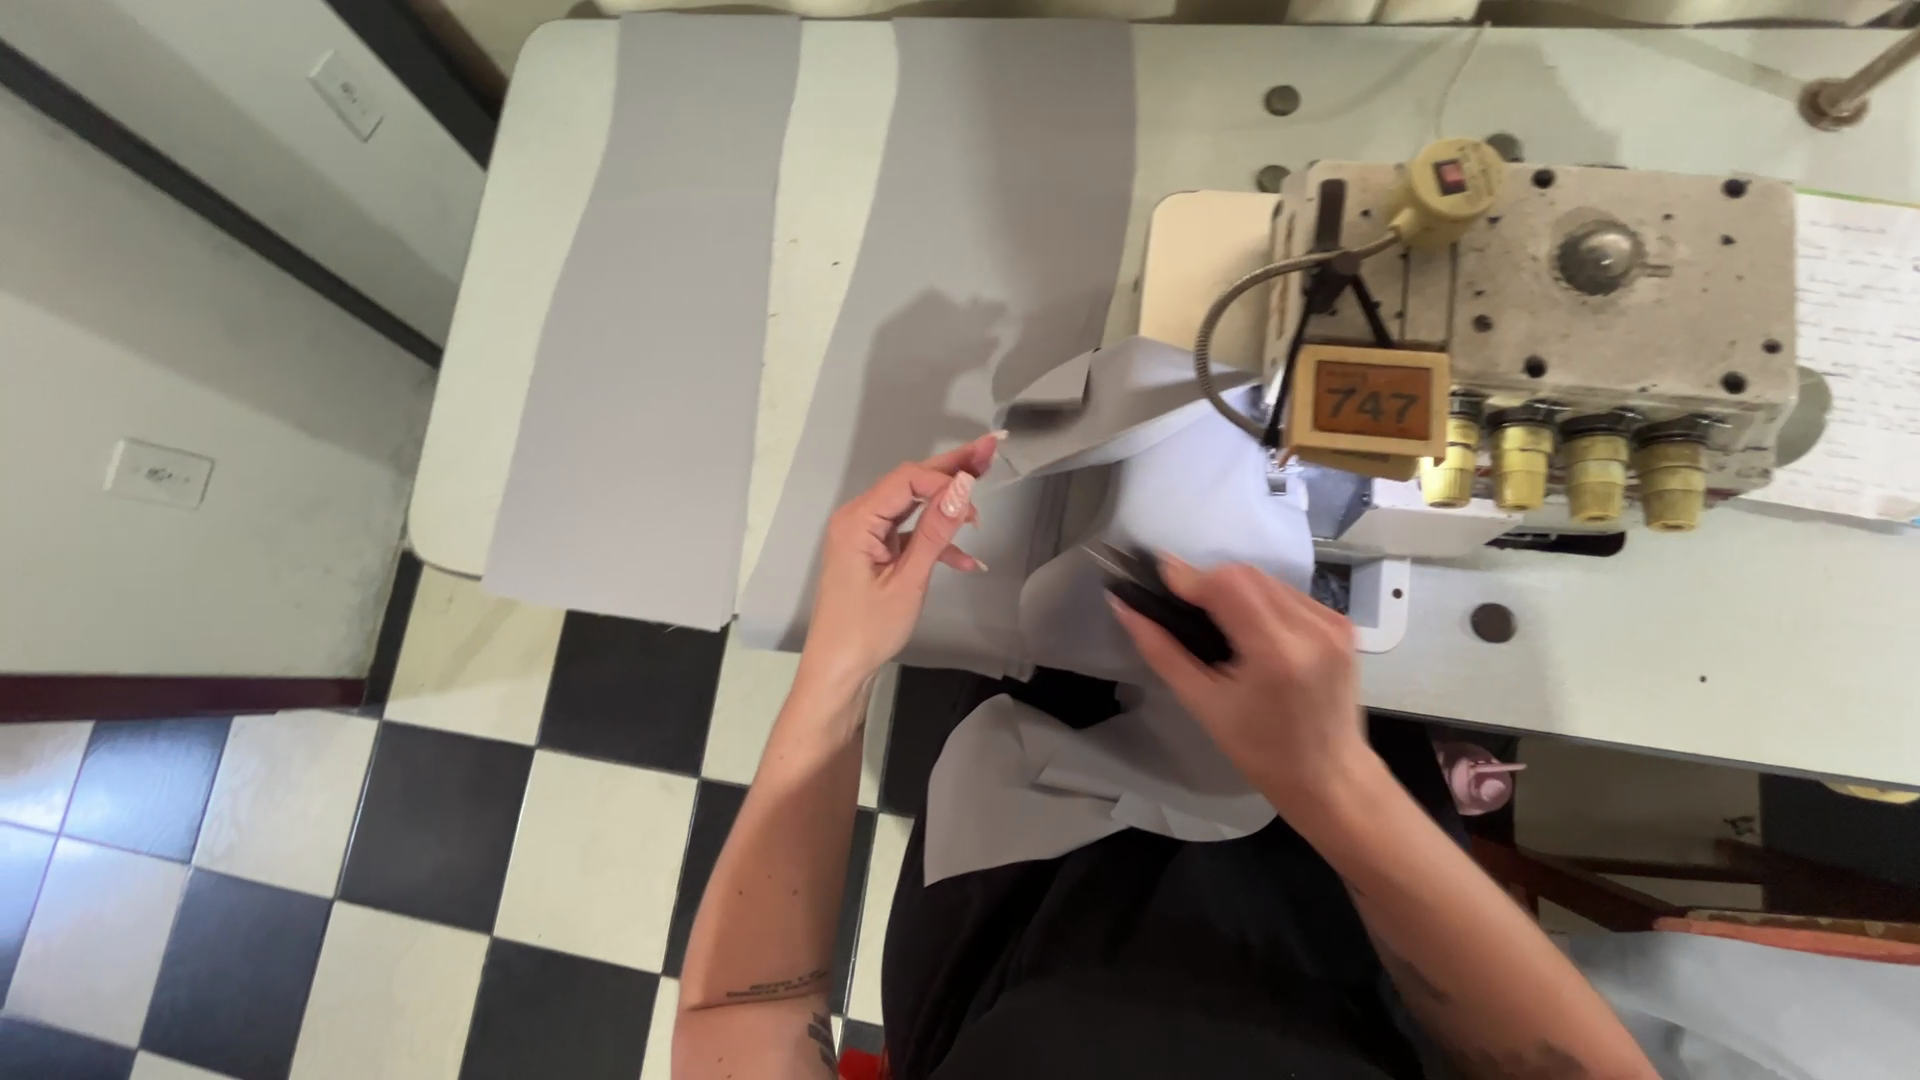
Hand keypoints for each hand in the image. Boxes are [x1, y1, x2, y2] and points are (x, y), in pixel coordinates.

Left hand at [796, 433, 998, 698]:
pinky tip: (965, 560)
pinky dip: (936, 543)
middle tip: (991, 450)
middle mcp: (858, 518)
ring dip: (948, 511)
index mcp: (858, 520)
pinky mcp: (874, 552)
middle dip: (952, 471)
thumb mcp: (908, 579)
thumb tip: (962, 487)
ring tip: (983, 508)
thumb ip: (935, 531)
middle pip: (910, 484)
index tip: (979, 490)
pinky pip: (909, 534)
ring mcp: (865, 535)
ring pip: (913, 507)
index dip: (946, 478)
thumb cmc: (867, 629)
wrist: (839, 669)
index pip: (908, 480)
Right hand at [1110, 557, 1371, 818]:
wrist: (1329, 776)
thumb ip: (1161, 650)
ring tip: (1211, 616)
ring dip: (1232, 588)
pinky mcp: (1342, 624)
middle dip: (1207, 581)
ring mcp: (1333, 624)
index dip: (1189, 576)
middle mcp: (1313, 629)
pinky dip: (1259, 599)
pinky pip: (1288, 593)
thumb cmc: (1261, 750)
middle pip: (1246, 575)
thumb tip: (1124, 606)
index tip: (1157, 577)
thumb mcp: (1202, 704)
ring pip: (1266, 579)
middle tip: (1179, 602)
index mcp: (1277, 653)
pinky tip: (1246, 625)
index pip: (1228, 585)